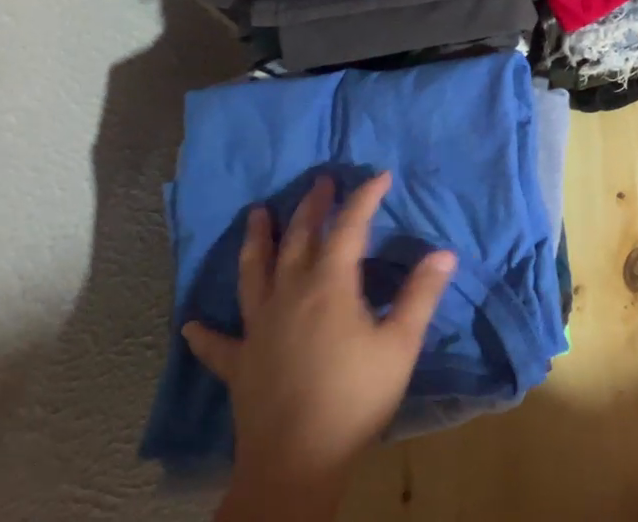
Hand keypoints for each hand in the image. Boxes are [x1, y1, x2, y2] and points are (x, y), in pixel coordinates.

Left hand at [184, 174, 456, 515]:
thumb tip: (443, 253)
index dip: (363, 199)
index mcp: (330, 288)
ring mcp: (258, 329)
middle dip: (312, 208)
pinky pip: (218, 342)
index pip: (348, 229)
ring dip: (256, 241)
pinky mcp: (239, 363)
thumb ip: (420, 296)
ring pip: (254, 274)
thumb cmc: (356, 397)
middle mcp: (289, 296)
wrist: (297, 460)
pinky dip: (206, 331)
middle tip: (319, 181)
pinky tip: (194, 323)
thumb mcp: (400, 345)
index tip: (379, 176)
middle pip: (299, 241)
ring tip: (256, 214)